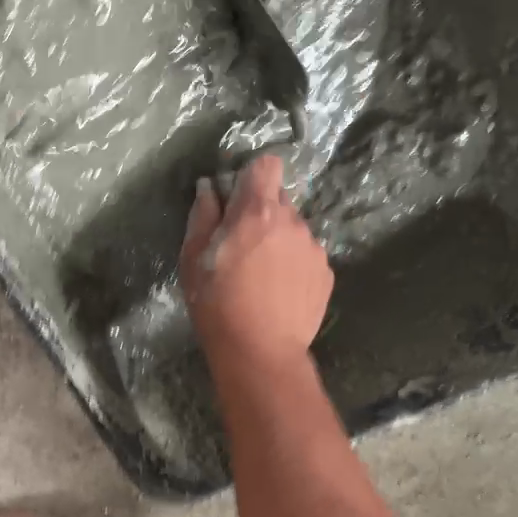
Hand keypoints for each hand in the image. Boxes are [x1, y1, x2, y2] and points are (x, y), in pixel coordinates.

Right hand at [179, 154, 331, 364]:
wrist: (260, 351)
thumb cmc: (215, 301)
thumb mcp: (192, 256)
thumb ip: (203, 215)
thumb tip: (209, 188)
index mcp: (256, 212)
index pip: (266, 166)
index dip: (250, 176)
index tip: (235, 197)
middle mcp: (292, 221)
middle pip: (278, 198)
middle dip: (258, 212)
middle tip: (237, 244)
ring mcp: (313, 248)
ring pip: (292, 229)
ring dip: (275, 239)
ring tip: (257, 273)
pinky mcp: (325, 273)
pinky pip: (304, 255)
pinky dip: (290, 263)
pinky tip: (274, 290)